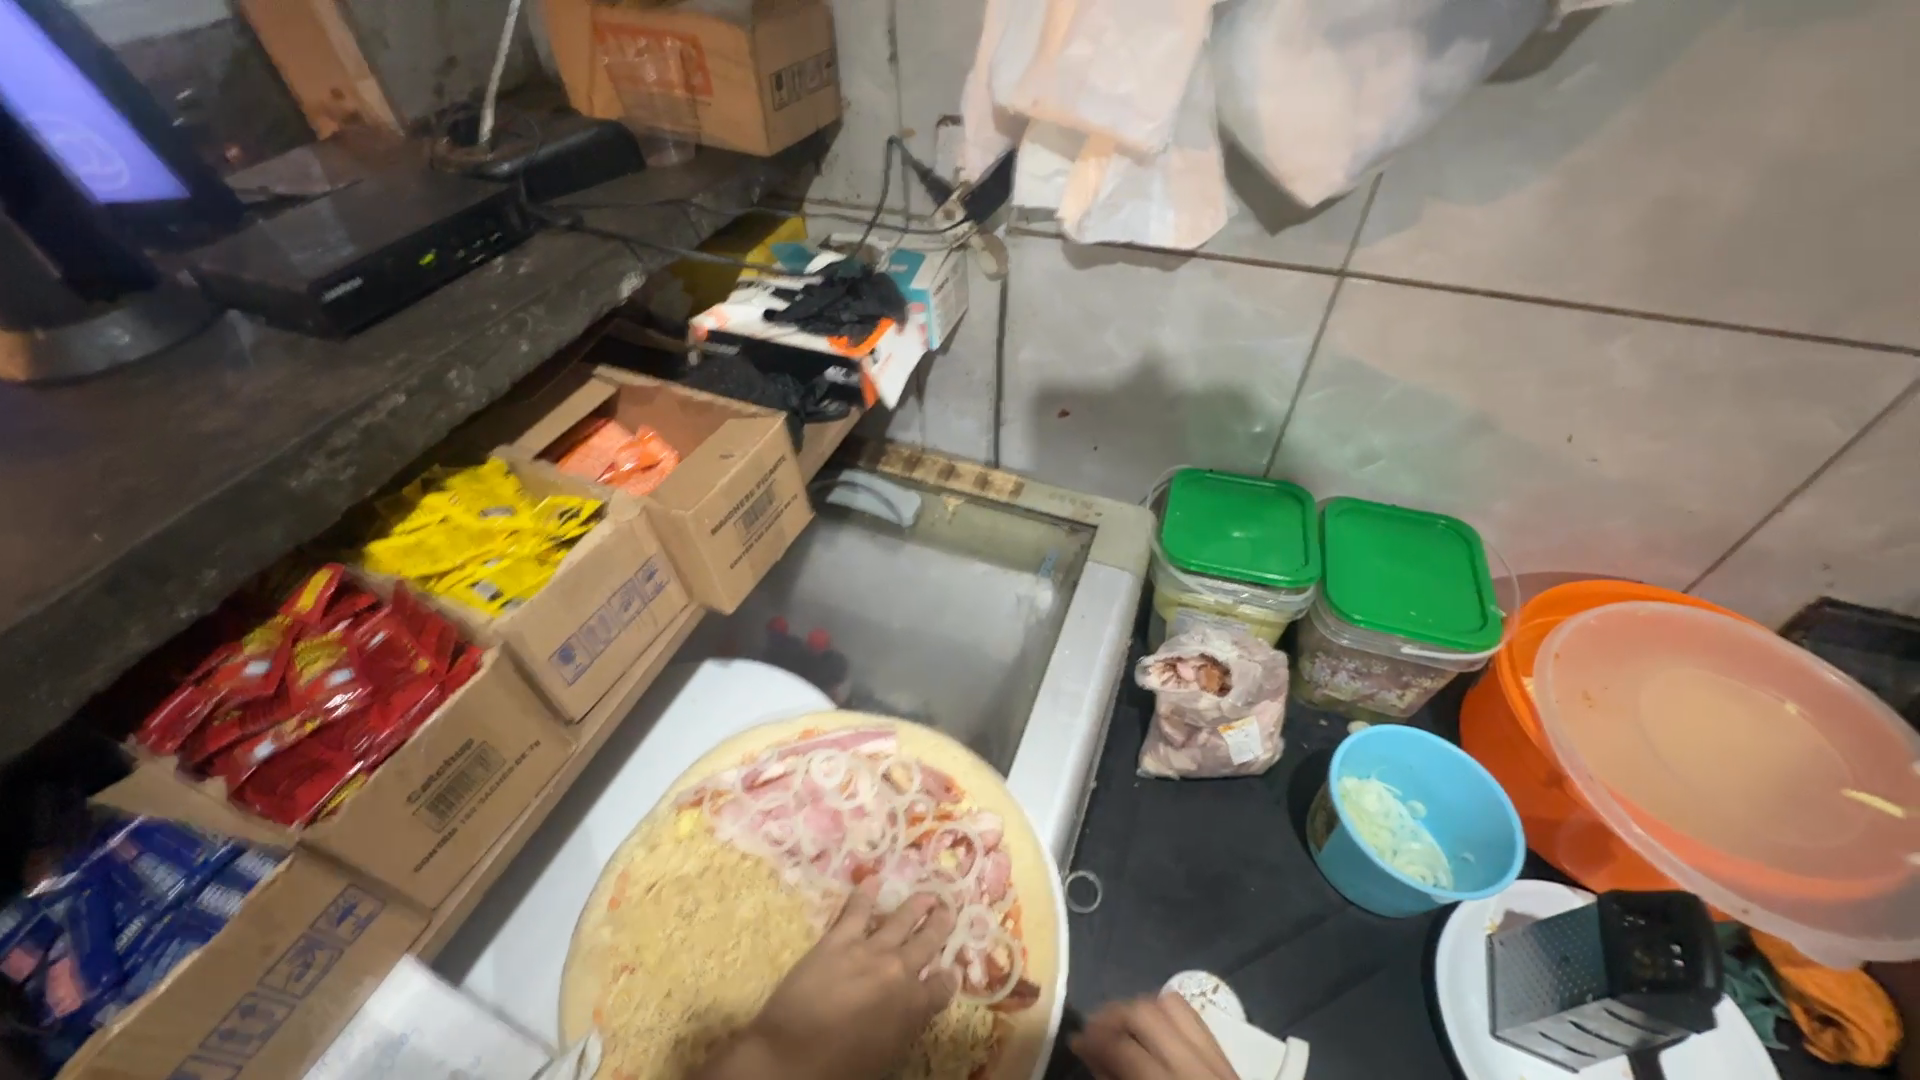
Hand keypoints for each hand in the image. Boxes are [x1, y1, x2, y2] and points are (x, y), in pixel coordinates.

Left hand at [693, 879, 957, 1079]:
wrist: (792, 1058)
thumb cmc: (841, 1068)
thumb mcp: (887, 1055)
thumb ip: (905, 1025)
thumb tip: (911, 1009)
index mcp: (914, 1007)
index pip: (943, 987)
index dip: (948, 978)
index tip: (949, 970)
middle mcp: (899, 972)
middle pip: (928, 942)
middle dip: (941, 925)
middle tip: (949, 910)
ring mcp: (870, 951)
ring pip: (901, 919)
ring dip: (917, 905)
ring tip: (928, 894)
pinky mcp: (839, 940)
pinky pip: (857, 911)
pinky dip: (866, 893)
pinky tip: (873, 879)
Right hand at [1072, 994, 1237, 1079]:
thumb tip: (1091, 1052)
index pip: (1123, 1047)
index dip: (1093, 1039)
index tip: (1076, 1041)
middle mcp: (1194, 1067)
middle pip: (1145, 1012)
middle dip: (1112, 1014)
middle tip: (1094, 1029)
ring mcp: (1214, 1057)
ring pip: (1169, 1003)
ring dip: (1138, 1007)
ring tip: (1120, 1025)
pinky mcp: (1223, 1055)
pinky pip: (1190, 1015)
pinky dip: (1164, 1012)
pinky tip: (1150, 1028)